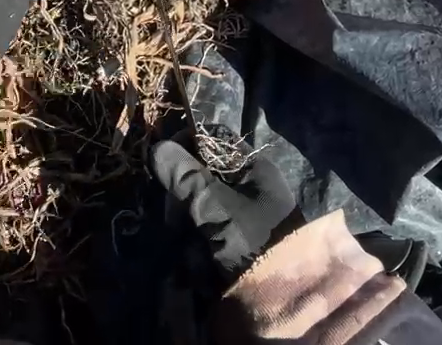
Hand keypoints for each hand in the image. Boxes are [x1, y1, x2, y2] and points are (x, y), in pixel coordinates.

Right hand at [151, 139, 299, 278]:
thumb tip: (156, 147)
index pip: (212, 140)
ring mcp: (242, 217)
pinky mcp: (235, 245)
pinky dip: (197, 249)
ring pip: (199, 208)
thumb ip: (184, 176)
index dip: (184, 146)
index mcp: (251, 168)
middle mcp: (247, 187)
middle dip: (182, 197)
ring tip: (186, 247)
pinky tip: (197, 266)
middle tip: (173, 218)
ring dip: (187, 227)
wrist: (286, 300)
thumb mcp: (216, 206)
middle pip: (200, 176)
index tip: (162, 162)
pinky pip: (205, 235)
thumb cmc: (254, 240)